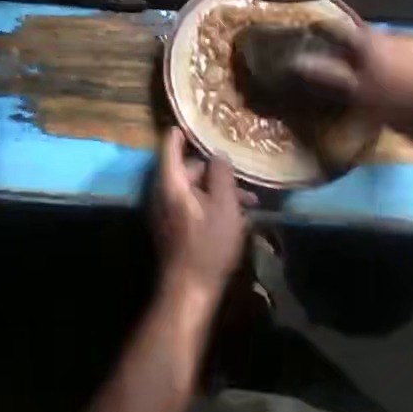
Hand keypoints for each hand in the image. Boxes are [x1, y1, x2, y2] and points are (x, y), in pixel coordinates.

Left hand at [152, 128, 252, 296]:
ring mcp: (165, 211)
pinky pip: (190, 205)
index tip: (192, 122)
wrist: (189, 289)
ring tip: (249, 203)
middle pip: (186, 169)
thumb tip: (218, 155)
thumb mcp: (224, 207)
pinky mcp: (172, 227)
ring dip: (218, 191)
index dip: (181, 133)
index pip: (170, 147)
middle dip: (215, 171)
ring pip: (192, 189)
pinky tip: (235, 218)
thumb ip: (222, 176)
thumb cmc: (208, 245)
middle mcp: (162, 193)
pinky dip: (210, 204)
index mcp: (171, 183)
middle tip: (242, 178)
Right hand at [290, 25, 412, 143]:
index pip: (338, 26)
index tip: (309, 22)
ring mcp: (410, 43)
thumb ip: (329, 77)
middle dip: (348, 39)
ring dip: (370, 51)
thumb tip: (295, 62)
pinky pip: (401, 53)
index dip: (322, 24)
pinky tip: (394, 76)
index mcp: (367, 42)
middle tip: (335, 48)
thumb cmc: (402, 97)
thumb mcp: (360, 93)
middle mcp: (387, 36)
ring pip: (382, 43)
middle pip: (360, 33)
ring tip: (363, 65)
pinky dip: (391, 60)